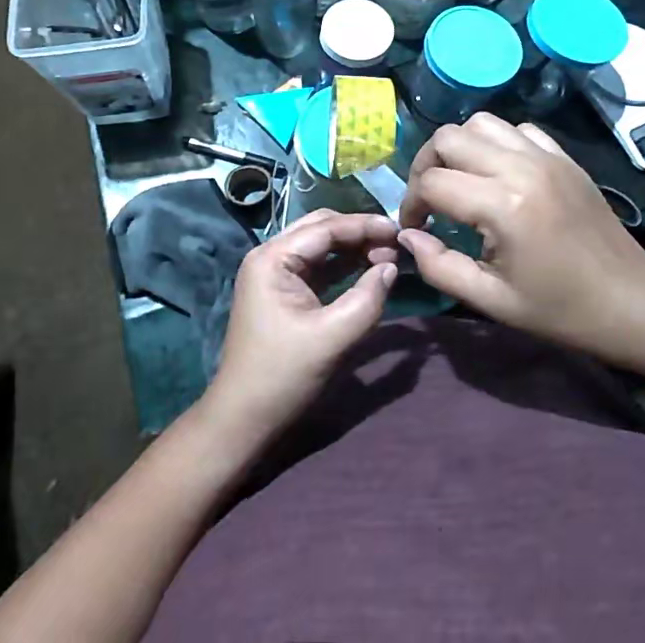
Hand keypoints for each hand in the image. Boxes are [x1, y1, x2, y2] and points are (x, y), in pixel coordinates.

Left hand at [203, 210, 399, 438]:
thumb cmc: (284, 375)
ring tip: (389, 257)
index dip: (365, 226)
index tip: (400, 230)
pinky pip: (319, 267)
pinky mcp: (284, 293)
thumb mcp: (333, 336)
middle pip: (322, 229)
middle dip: (360, 233)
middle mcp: (271, 257)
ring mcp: (275, 275)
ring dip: (354, 248)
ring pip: (321, 247)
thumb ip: (367, 298)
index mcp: (273, 259)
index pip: (326, 227)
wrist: (245, 418)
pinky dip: (345, 266)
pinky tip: (370, 271)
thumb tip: (391, 267)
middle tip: (396, 244)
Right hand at [396, 114, 644, 362]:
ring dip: (459, 147)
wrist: (631, 300)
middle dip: (426, 165)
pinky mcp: (564, 157)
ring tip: (459, 181)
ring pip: (481, 123)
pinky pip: (518, 129)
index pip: (432, 182)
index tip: (414, 228)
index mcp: (502, 205)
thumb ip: (439, 266)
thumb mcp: (491, 299)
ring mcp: (546, 156)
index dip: (411, 204)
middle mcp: (521, 167)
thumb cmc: (560, 309)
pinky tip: (498, 174)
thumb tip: (407, 236)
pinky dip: (496, 143)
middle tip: (429, 200)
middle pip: (449, 137)